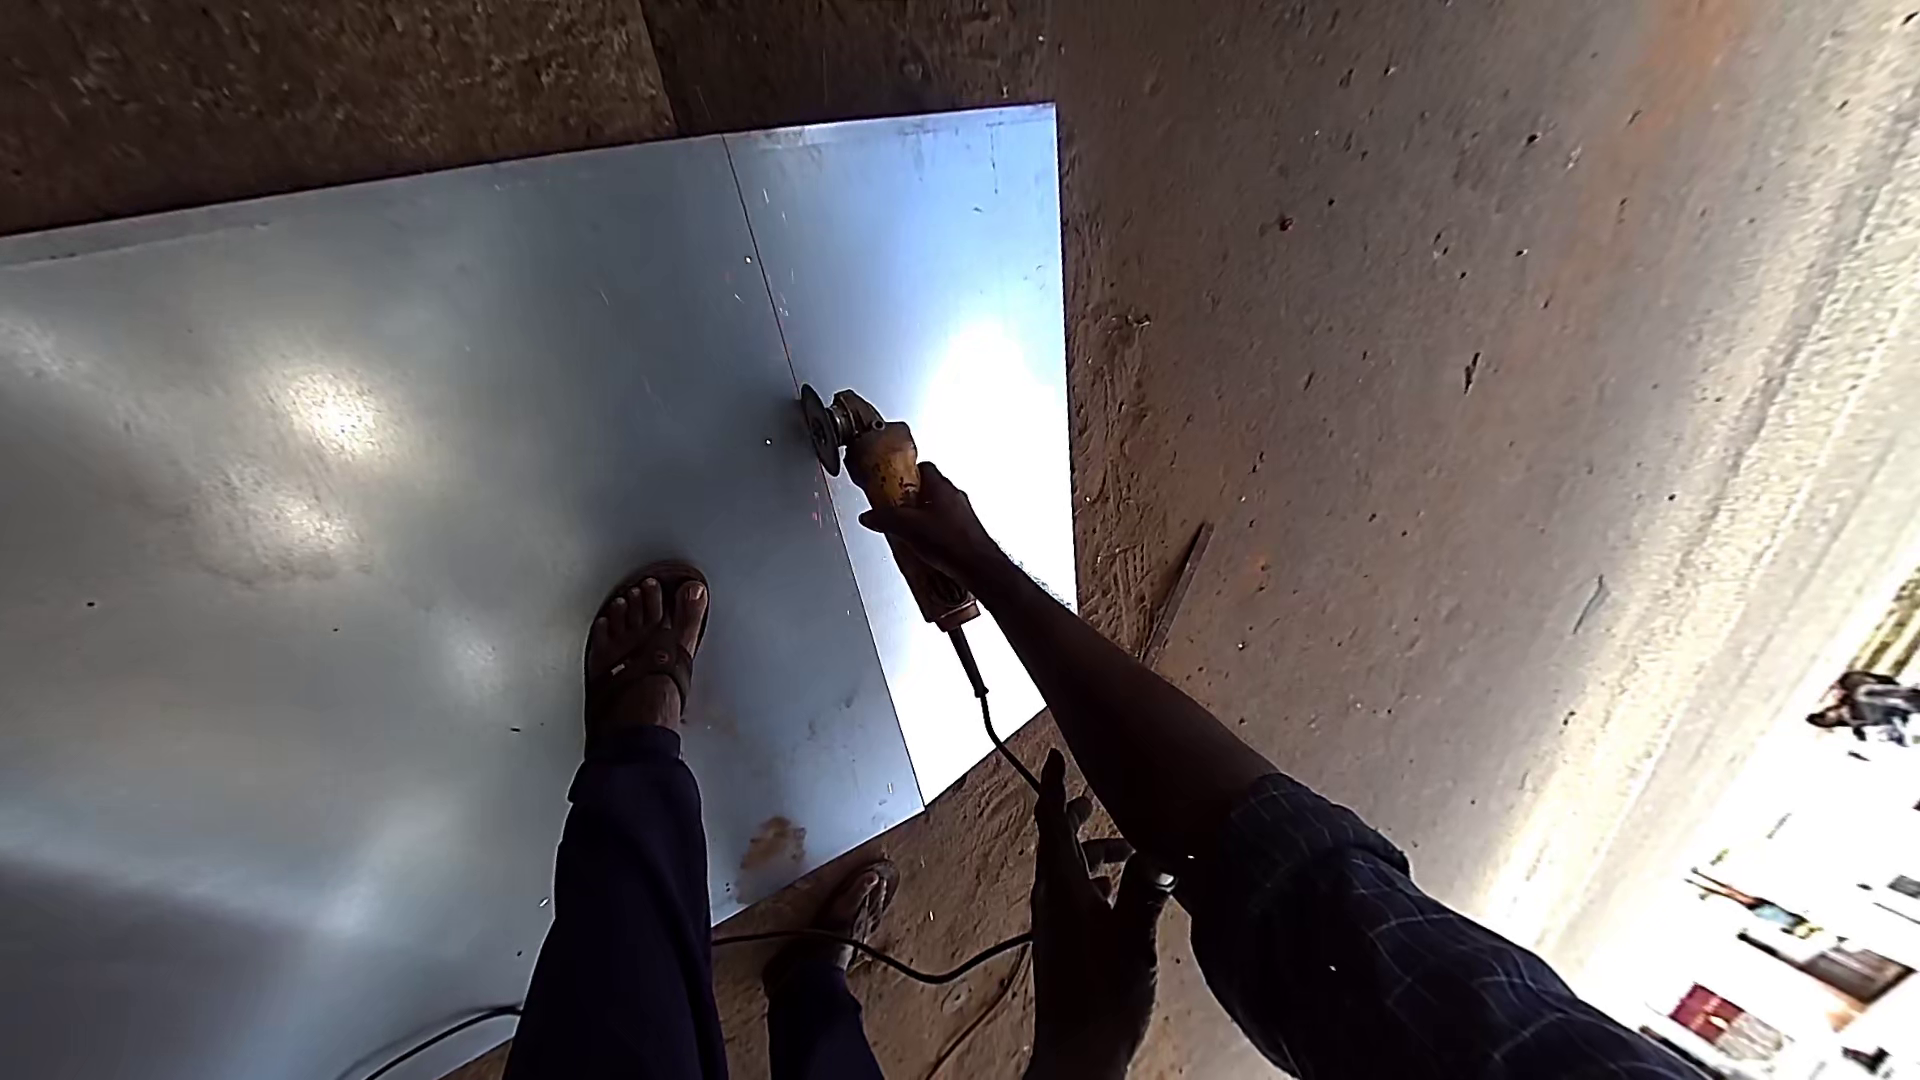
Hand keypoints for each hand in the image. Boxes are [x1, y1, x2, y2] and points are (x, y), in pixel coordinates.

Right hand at [857, 461, 1009, 591]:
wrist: (978, 567)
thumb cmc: (952, 542)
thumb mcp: (908, 528)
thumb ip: (885, 519)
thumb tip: (870, 516)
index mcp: (942, 487)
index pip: (924, 468)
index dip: (907, 473)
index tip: (894, 481)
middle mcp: (955, 497)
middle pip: (929, 490)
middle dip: (912, 500)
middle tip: (897, 511)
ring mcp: (963, 515)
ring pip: (938, 509)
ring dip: (923, 518)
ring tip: (909, 532)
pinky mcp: (967, 533)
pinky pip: (946, 527)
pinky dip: (934, 534)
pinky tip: (925, 548)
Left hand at [1025, 749, 1171, 1079]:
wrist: (1077, 1053)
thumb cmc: (1104, 997)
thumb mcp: (1134, 940)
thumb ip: (1146, 894)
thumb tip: (1160, 853)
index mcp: (1062, 885)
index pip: (1051, 820)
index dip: (1051, 784)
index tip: (1053, 757)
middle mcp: (1051, 895)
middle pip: (1055, 839)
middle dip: (1071, 814)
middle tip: (1090, 801)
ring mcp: (1052, 918)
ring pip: (1065, 867)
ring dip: (1089, 852)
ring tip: (1119, 854)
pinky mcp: (1059, 938)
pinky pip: (1069, 892)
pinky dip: (1087, 879)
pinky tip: (1109, 892)